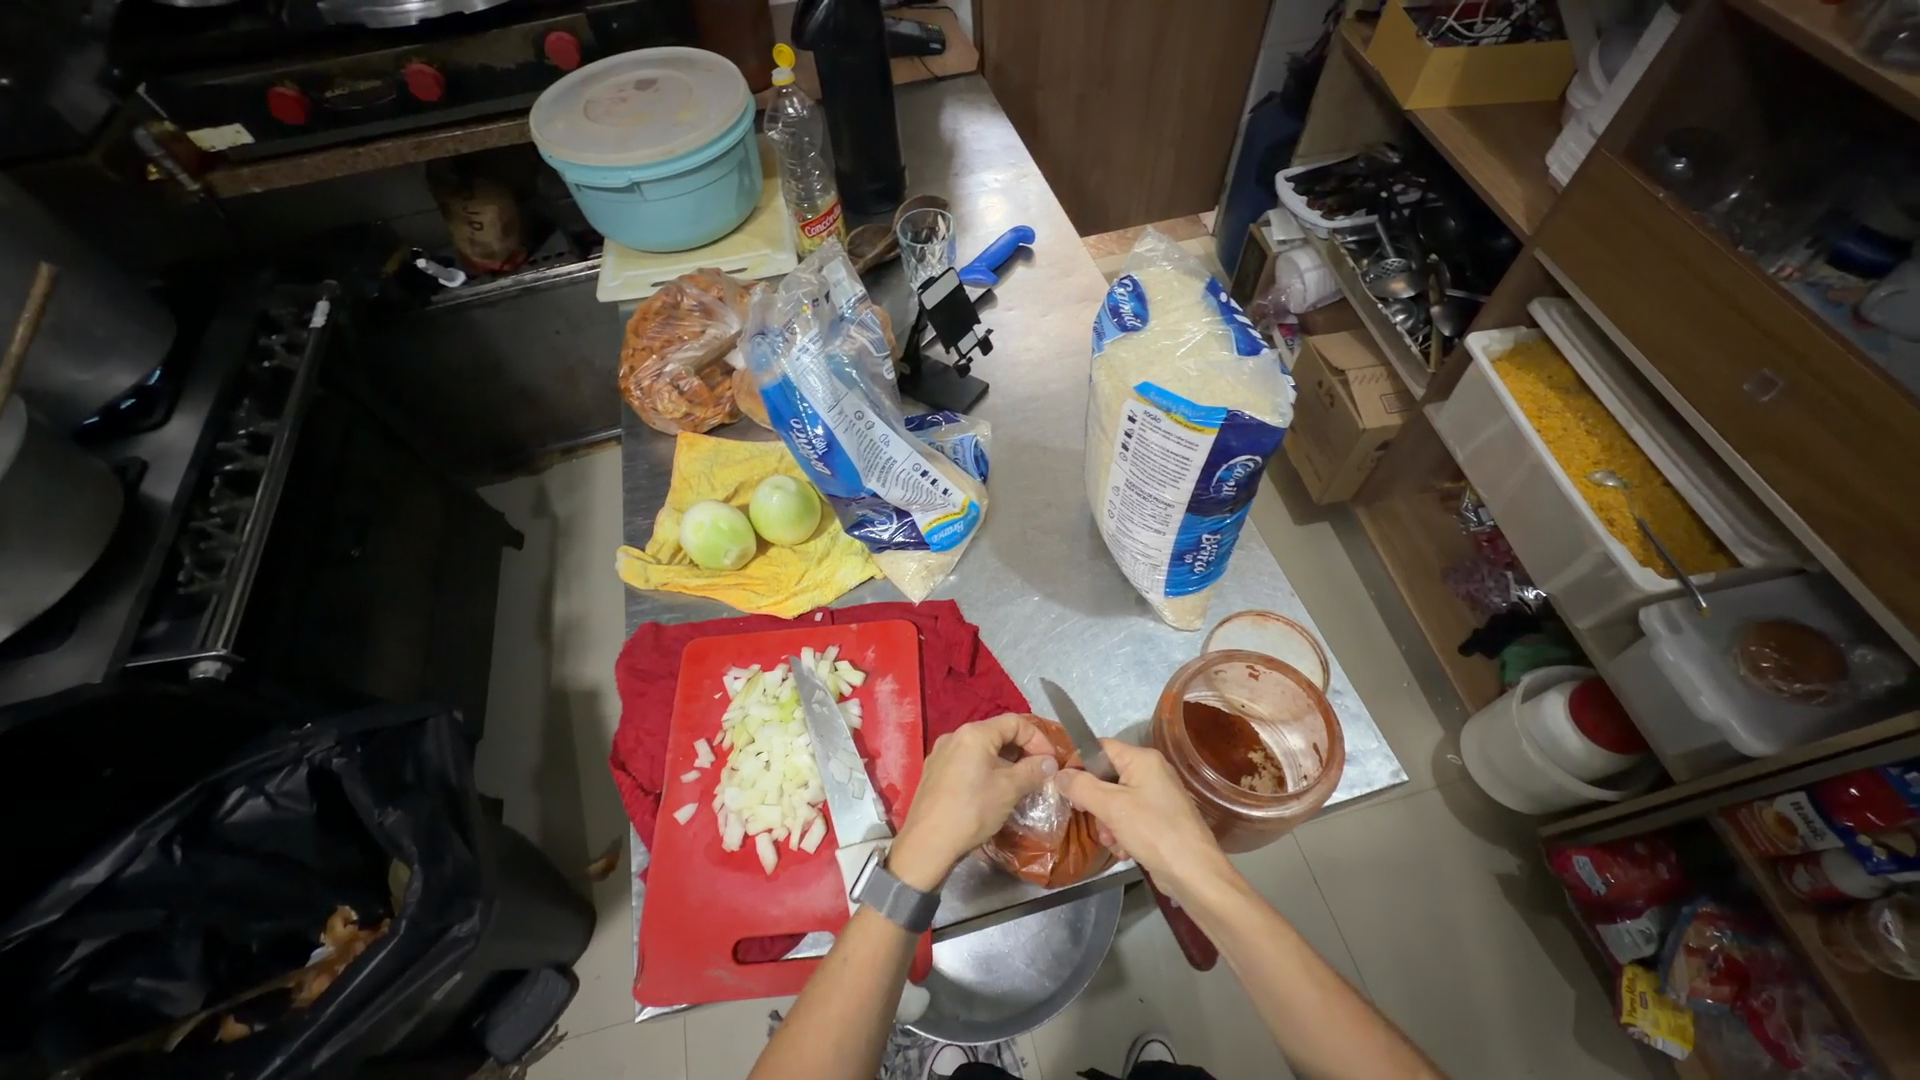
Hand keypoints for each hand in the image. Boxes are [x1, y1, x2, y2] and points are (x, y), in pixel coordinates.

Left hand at [891, 713, 1058, 889]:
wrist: (927, 843)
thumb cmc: (972, 811)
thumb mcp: (1009, 789)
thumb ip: (1033, 771)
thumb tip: (1049, 763)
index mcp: (974, 733)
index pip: (1014, 722)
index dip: (1038, 738)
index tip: (1050, 761)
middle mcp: (954, 736)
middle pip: (997, 733)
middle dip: (1022, 751)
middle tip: (1038, 772)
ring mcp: (940, 754)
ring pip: (982, 750)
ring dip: (1004, 763)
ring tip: (1019, 784)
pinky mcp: (934, 773)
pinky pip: (967, 762)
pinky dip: (985, 770)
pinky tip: (992, 791)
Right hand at [1054, 740, 1232, 904]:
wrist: (1194, 874)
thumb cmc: (1153, 831)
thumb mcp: (1111, 806)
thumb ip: (1081, 787)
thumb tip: (1059, 775)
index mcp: (1143, 759)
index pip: (1100, 747)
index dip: (1078, 762)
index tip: (1063, 785)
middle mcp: (1151, 772)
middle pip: (1106, 776)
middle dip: (1094, 801)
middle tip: (1088, 817)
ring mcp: (1156, 797)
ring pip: (1114, 800)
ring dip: (1106, 822)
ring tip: (1111, 840)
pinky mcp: (1159, 820)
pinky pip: (1128, 817)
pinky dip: (1121, 832)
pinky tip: (1124, 850)